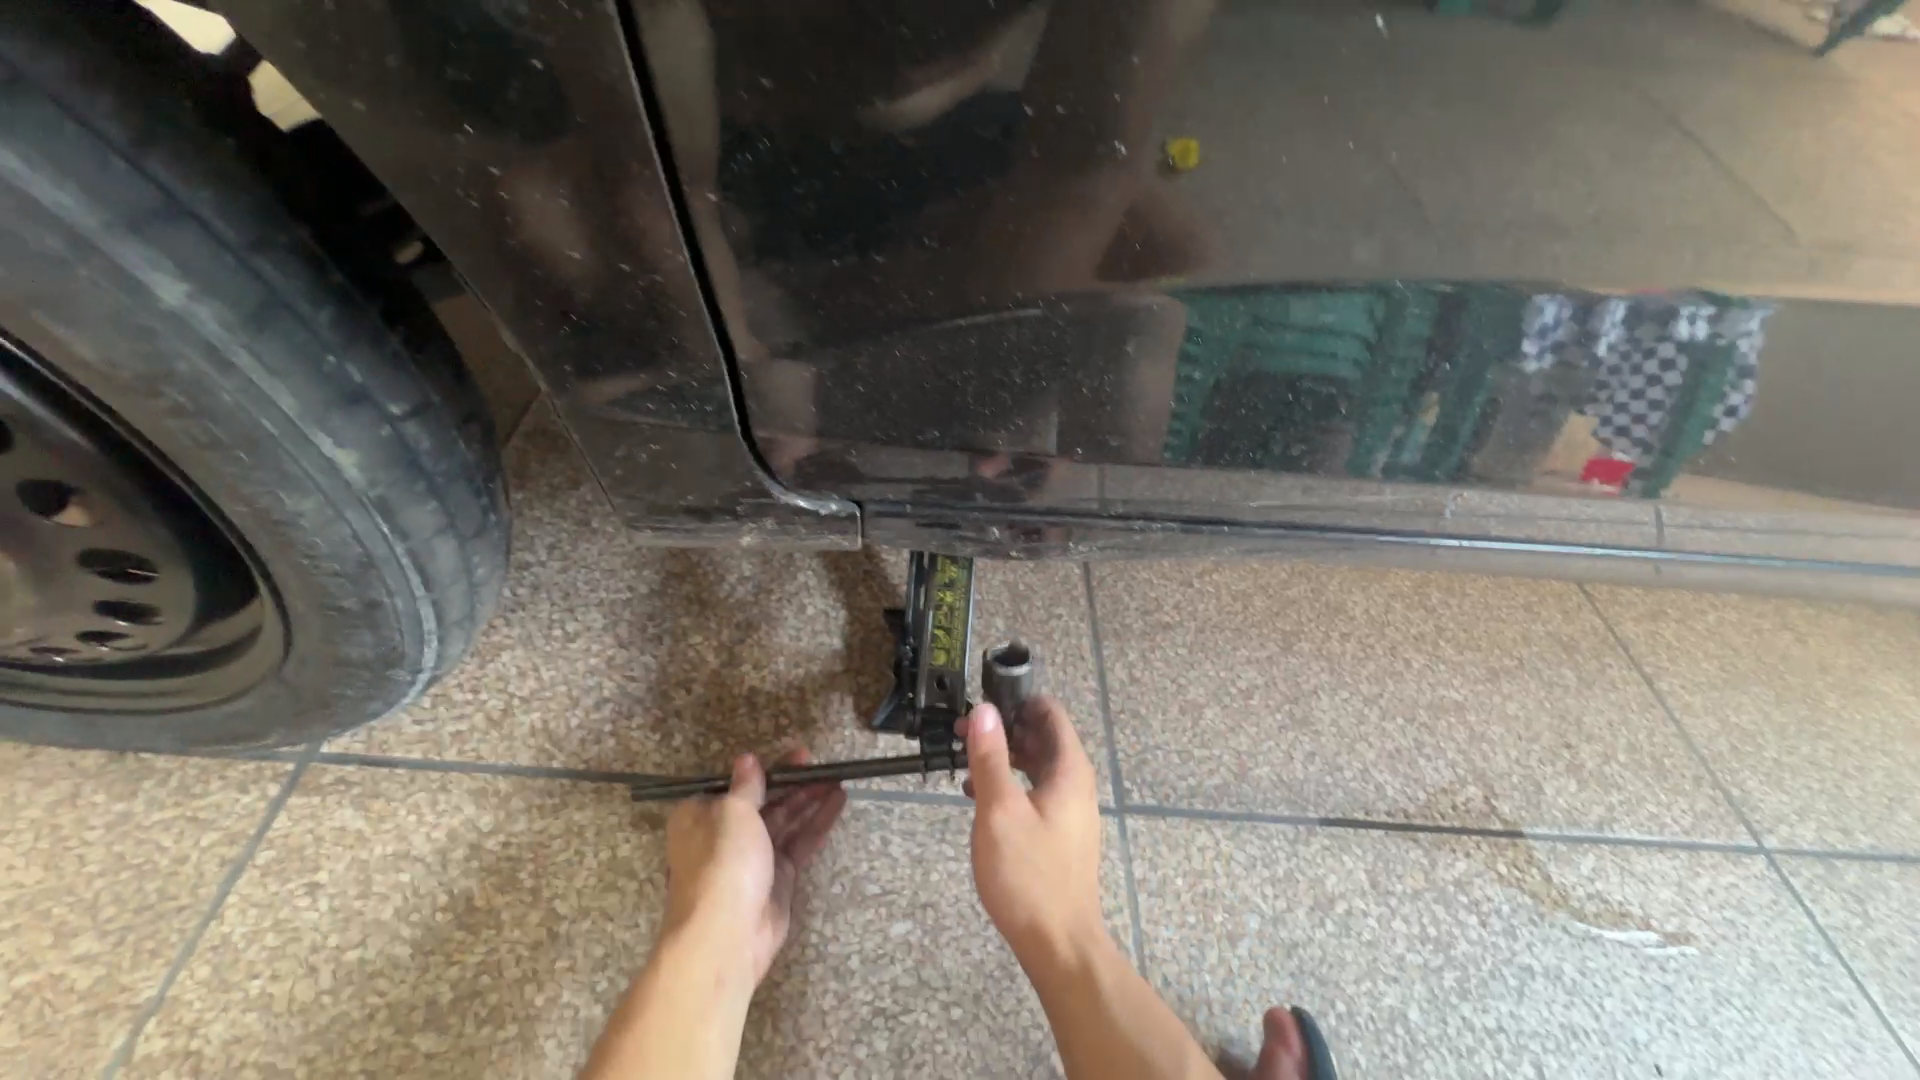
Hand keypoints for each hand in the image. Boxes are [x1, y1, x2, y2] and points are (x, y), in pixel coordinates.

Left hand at [661, 749, 847, 983]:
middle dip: (794, 783)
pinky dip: (818, 822)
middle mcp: (725, 834)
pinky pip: (799, 842)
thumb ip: (747, 784)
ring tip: (838, 780)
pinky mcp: (777, 877)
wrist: (726, 933)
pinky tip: (838, 803)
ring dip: (810, 800)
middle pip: (765, 801)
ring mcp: (753, 857)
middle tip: (823, 766)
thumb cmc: (723, 860)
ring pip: (786, 820)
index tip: (797, 757)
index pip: (737, 785)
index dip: (768, 769)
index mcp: (702, 815)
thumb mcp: (733, 811)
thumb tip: (747, 759)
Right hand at [960, 697, 1107, 965]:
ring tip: (966, 758)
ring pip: (1036, 766)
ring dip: (1004, 756)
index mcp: (1069, 770)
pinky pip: (1035, 792)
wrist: (1057, 943)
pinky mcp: (1059, 834)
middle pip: (1043, 738)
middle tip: (965, 729)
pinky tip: (979, 795)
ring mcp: (1069, 811)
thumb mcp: (999, 810)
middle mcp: (1075, 784)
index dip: (1019, 699)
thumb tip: (985, 710)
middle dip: (1005, 728)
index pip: (1050, 713)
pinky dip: (1010, 783)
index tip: (984, 699)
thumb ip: (990, 757)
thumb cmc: (1028, 875)